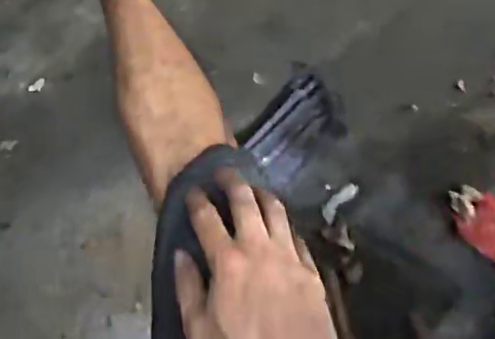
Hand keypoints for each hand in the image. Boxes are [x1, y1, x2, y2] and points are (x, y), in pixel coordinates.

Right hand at [176, 172, 336, 338]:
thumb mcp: (199, 329)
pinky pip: (298, 237)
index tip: (191, 190)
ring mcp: (289, 259)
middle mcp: (258, 249)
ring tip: (252, 189)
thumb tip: (181, 253)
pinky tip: (280, 227)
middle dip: (230, 179)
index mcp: (227, 260)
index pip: (205, 215)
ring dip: (260, 193)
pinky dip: (285, 226)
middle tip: (221, 171)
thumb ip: (187, 287)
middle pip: (243, 199)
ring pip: (275, 209)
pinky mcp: (313, 275)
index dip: (195, 197)